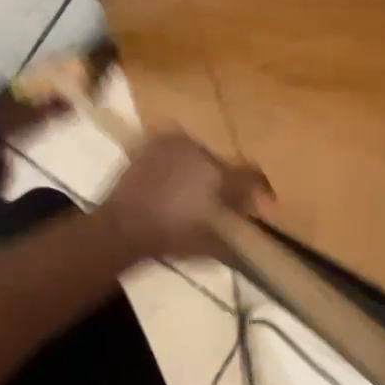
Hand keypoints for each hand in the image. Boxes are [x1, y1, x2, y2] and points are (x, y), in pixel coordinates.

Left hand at [100, 132, 271, 259]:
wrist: (124, 223)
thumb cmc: (170, 237)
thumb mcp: (211, 242)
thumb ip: (236, 225)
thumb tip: (250, 214)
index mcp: (219, 174)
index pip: (252, 175)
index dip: (259, 187)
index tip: (260, 198)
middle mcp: (199, 151)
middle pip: (221, 162)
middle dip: (223, 178)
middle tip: (216, 196)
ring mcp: (173, 143)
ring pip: (198, 152)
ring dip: (199, 166)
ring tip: (189, 185)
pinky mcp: (152, 141)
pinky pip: (174, 146)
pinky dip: (176, 158)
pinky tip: (170, 173)